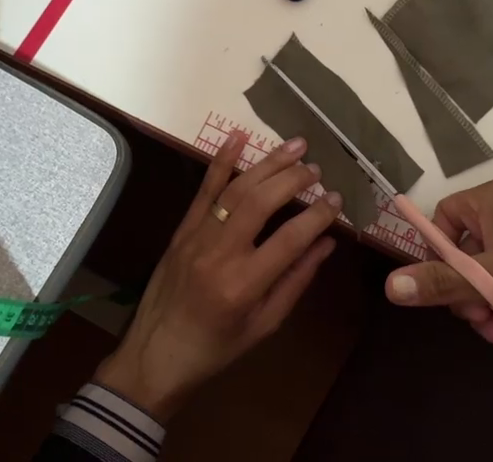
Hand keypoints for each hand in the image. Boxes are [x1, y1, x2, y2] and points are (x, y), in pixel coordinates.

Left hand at [95, 133, 341, 419]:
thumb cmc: (216, 347)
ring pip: (237, 189)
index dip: (318, 216)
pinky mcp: (182, 228)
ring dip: (268, 163)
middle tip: (317, 168)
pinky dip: (221, 160)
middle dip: (293, 180)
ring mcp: (197, 237)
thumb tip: (327, 243)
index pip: (290, 239)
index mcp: (243, 285)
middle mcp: (220, 254)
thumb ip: (296, 281)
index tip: (338, 199)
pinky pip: (204, 189)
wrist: (154, 355)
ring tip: (296, 145)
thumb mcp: (264, 326)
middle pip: (261, 203)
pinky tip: (238, 137)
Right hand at [383, 180, 492, 397]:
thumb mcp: (488, 282)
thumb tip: (389, 286)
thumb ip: (438, 282)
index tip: (443, 289)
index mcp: (490, 200)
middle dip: (466, 293)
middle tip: (475, 323)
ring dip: (487, 307)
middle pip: (466, 249)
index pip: (443, 217)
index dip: (437, 254)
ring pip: (491, 272)